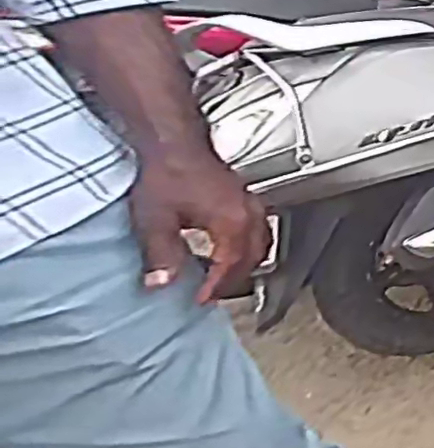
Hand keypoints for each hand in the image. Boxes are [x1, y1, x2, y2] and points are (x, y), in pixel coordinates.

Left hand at [129, 149, 269, 303]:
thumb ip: (161, 253)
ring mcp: (254, 207)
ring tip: (227, 274)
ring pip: (264, 244)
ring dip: (247, 262)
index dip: (217, 285)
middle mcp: (251, 217)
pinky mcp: (250, 201)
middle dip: (236, 278)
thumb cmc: (169, 177)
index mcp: (234, 224)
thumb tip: (162, 282)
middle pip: (254, 256)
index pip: (232, 264)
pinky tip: (233, 247)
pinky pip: (262, 230)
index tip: (203, 298)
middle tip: (216, 292)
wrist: (178, 148)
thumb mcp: (155, 219)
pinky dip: (251, 246)